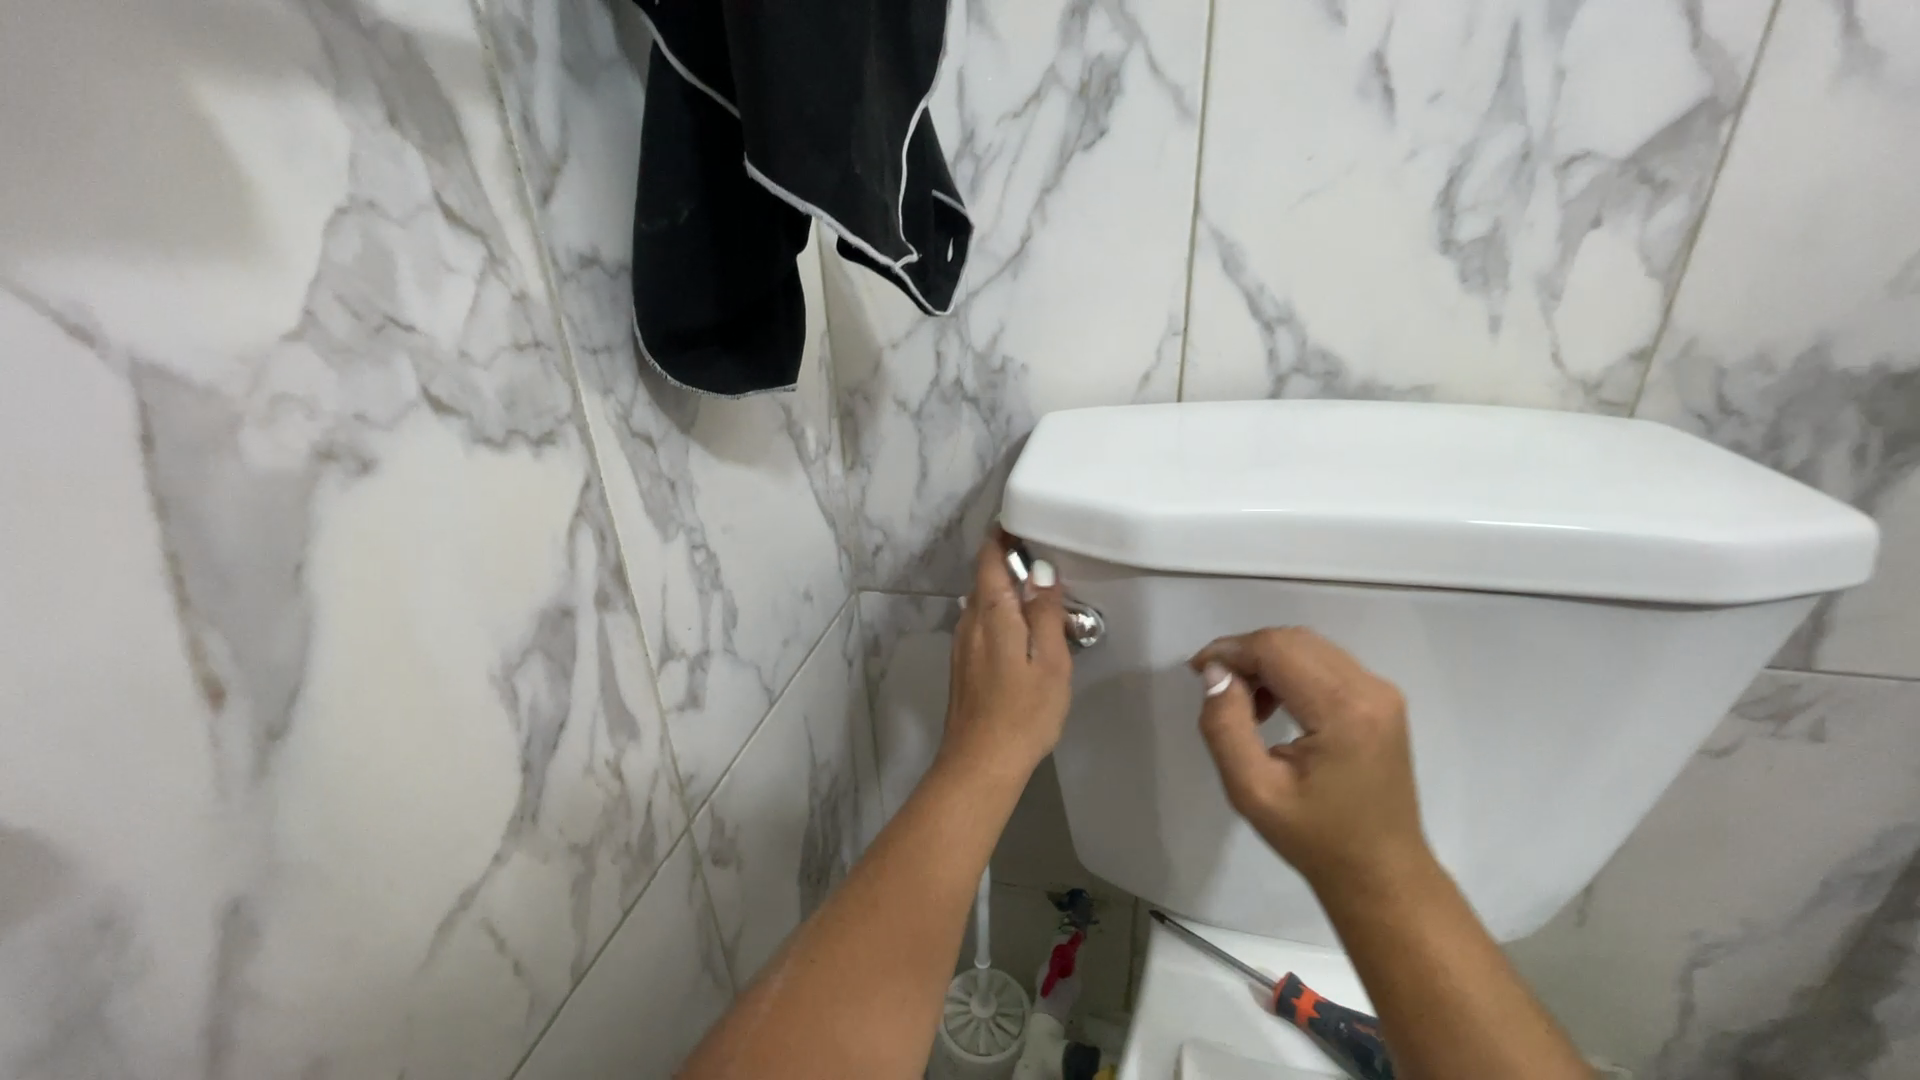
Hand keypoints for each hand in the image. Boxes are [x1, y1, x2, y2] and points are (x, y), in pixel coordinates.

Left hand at [940, 532, 1073, 780]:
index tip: (1023, 525)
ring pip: (981, 603)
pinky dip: (999, 615)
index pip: (989, 558)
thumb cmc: (1023, 713)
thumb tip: (1042, 572)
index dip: (1003, 537)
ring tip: (1037, 595)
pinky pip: (980, 624)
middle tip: (1043, 560)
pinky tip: (1021, 632)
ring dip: (1005, 591)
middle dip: (1008, 563)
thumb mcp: (1051, 662)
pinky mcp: (961, 665)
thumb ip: (1045, 614)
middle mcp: (969, 621)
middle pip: (984, 578)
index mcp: (992, 614)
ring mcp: (961, 644)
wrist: (980, 763)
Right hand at [1190, 628, 1430, 893]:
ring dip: (1267, 661)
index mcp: (1343, 711)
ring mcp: (1382, 693)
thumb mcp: (1252, 790)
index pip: (1277, 649)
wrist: (1381, 873)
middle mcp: (1370, 689)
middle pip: (1294, 641)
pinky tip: (1273, 705)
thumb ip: (1225, 726)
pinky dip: (1290, 671)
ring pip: (1309, 647)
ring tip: (1241, 701)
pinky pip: (1326, 664)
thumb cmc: (1315, 839)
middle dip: (1247, 653)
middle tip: (1214, 685)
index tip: (1198, 672)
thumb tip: (1215, 673)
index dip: (1231, 650)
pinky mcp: (1381, 701)